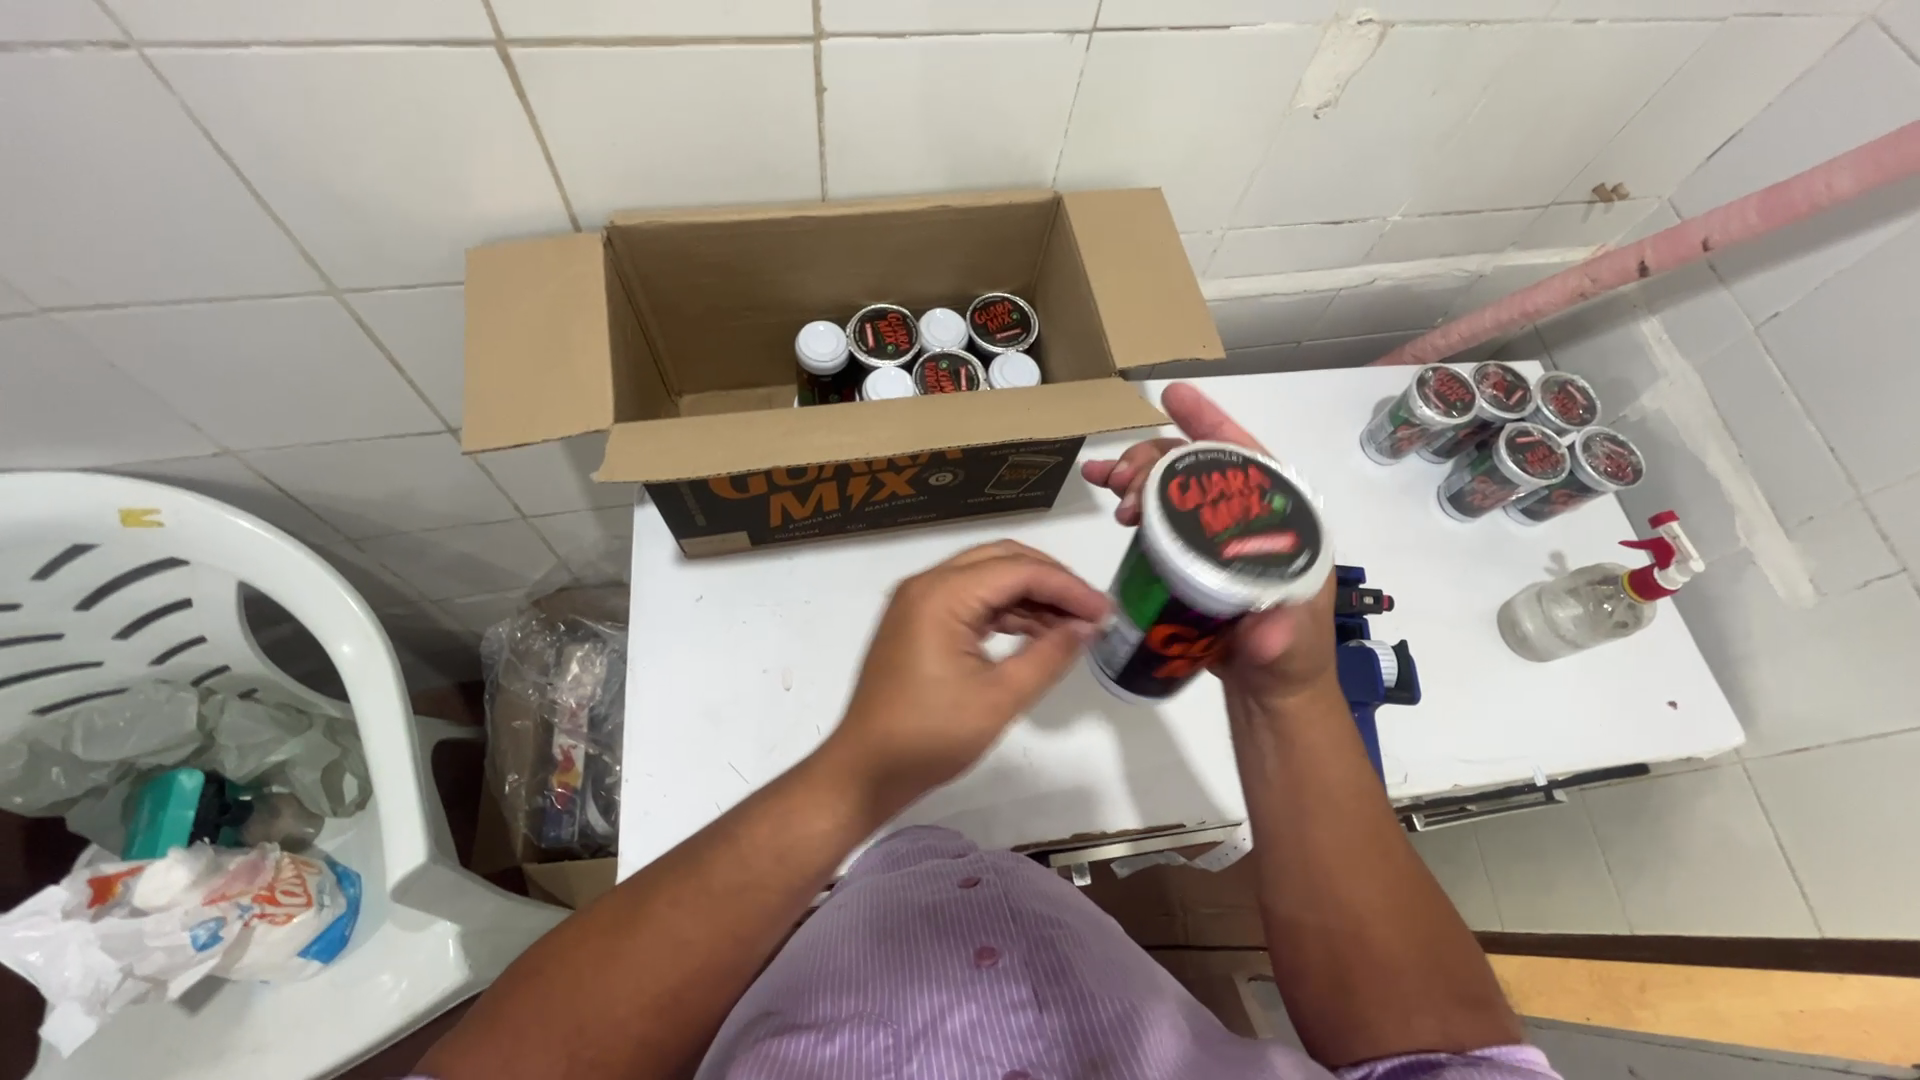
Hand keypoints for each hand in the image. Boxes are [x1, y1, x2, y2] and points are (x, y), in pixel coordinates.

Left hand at [820, 540, 1108, 815]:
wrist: (865, 770)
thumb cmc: (930, 737)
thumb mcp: (999, 698)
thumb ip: (1048, 656)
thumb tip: (1086, 627)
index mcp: (941, 595)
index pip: (1018, 570)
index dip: (1068, 587)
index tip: (1106, 612)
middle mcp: (926, 585)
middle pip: (1002, 561)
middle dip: (1051, 581)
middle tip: (1091, 612)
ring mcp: (917, 602)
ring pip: (986, 579)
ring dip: (1029, 596)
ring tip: (1071, 627)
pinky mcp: (916, 623)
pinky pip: (969, 601)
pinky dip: (1004, 612)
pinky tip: (1036, 635)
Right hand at [1081, 383, 1337, 702]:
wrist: (1268, 692)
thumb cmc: (1292, 662)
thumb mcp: (1292, 647)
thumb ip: (1281, 638)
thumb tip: (1265, 631)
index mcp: (1280, 525)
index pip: (1248, 462)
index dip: (1212, 425)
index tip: (1174, 398)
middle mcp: (1246, 521)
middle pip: (1199, 470)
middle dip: (1156, 460)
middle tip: (1120, 481)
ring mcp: (1214, 538)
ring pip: (1174, 489)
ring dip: (1137, 476)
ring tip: (1104, 482)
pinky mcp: (1189, 558)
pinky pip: (1159, 518)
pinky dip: (1132, 502)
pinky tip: (1109, 500)